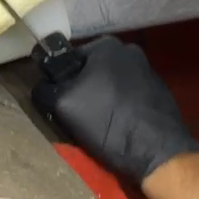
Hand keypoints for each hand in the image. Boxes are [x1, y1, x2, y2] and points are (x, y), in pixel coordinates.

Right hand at [31, 36, 198, 182]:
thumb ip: (44, 90)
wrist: (158, 153)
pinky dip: (121, 108)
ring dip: (103, 100)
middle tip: (78, 117)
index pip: (69, 59)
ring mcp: (148, 71)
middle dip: (83, 91)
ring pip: (111, 84)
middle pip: (91, 71)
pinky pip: (129, 96)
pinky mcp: (159, 92)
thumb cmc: (108, 121)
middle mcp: (130, 51)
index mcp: (107, 45)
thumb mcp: (62, 105)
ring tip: (99, 126)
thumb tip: (39, 86)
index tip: (62, 103)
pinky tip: (119, 127)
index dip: (61, 82)